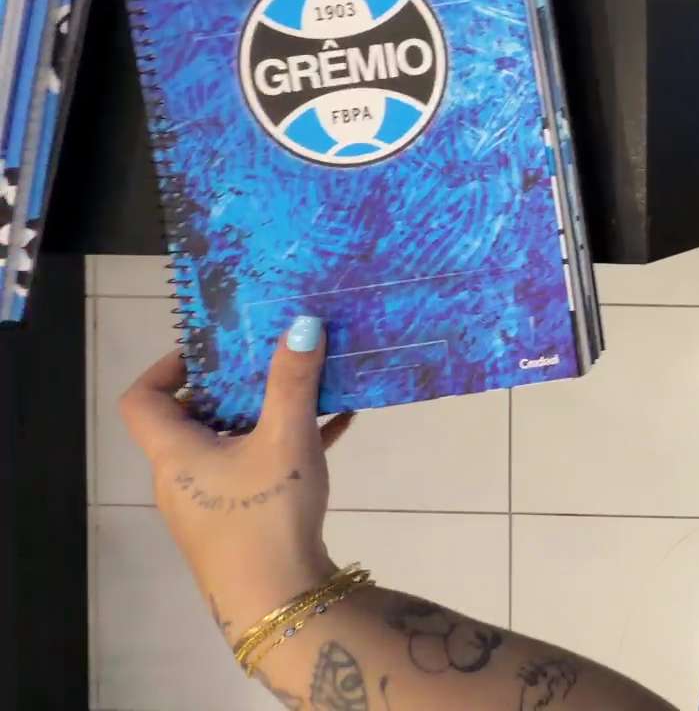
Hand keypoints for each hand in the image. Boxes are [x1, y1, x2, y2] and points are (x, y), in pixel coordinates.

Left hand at [118, 317, 354, 647]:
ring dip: (270, 407)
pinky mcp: (243, 509)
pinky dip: (292, 436)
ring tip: (315, 386)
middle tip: (280, 355)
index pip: (145, 399)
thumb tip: (303, 324)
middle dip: (239, 381)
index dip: (172, 365)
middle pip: (195, 414)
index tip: (219, 343)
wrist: (275, 587)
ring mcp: (212, 493)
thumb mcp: (287, 437)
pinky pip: (261, 459)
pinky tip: (340, 424)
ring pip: (234, 436)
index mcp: (176, 452)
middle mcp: (182, 470)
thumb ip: (294, 382)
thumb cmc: (266, 508)